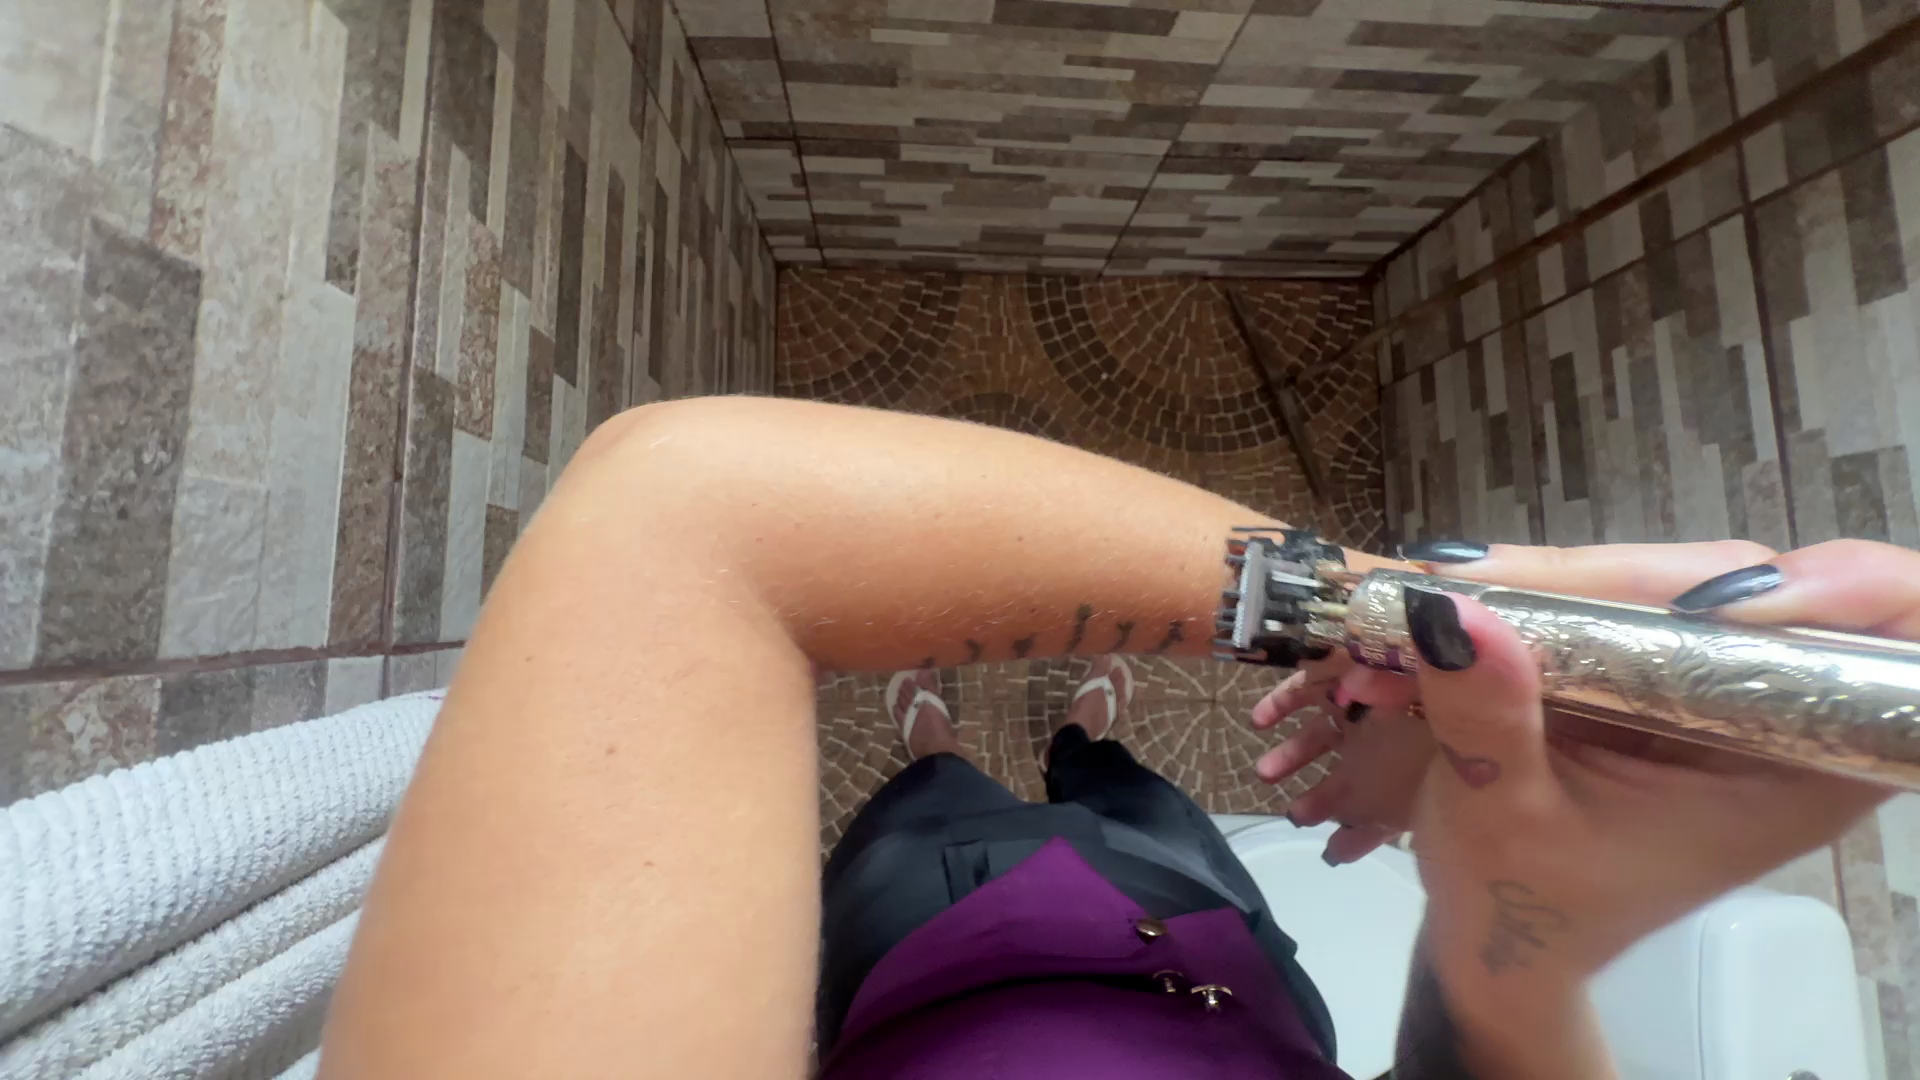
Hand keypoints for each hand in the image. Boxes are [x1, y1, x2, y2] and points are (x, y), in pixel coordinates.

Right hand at [1401, 540, 1903, 992]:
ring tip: (1445, 587)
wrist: (1494, 922)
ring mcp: (1682, 686)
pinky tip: (1456, 605)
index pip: (1882, 647)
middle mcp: (1757, 711)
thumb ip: (1486, 715)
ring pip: (1645, 582)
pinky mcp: (1618, 674)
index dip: (1829, 592)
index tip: (1705, 603)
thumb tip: (1442, 607)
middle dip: (1599, 574)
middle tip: (1474, 578)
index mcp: (1793, 764)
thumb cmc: (1520, 894)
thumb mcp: (1500, 815)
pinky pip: (1588, 604)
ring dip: (1540, 580)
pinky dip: (1518, 596)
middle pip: (1728, 586)